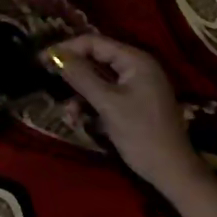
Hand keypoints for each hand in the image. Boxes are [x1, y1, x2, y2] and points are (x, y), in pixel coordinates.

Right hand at [46, 34, 199, 186]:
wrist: (173, 173)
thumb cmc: (142, 134)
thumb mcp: (107, 104)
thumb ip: (81, 76)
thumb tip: (55, 55)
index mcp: (135, 60)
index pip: (94, 42)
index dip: (67, 48)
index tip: (43, 59)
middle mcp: (137, 66)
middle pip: (96, 58)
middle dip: (73, 71)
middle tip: (48, 78)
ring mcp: (137, 84)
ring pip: (99, 78)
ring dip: (80, 92)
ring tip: (68, 112)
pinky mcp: (135, 101)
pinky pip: (107, 93)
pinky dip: (92, 103)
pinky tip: (79, 118)